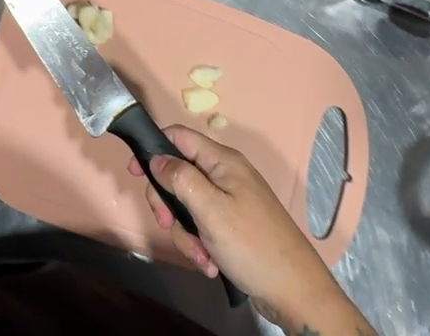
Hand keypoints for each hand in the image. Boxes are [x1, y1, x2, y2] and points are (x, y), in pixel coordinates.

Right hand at [127, 125, 321, 323]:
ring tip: (200, 256)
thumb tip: (156, 158)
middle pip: (178, 174)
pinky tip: (210, 263)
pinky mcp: (233, 225)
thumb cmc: (251, 244)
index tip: (134, 172)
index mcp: (222, 161)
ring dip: (186, 232)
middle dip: (168, 203)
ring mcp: (230, 201)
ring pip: (187, 205)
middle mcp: (225, 175)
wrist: (295, 293)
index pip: (179, 136)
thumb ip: (180, 178)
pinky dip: (200, 244)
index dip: (153, 148)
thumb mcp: (210, 209)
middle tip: (166, 223)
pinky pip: (202, 226)